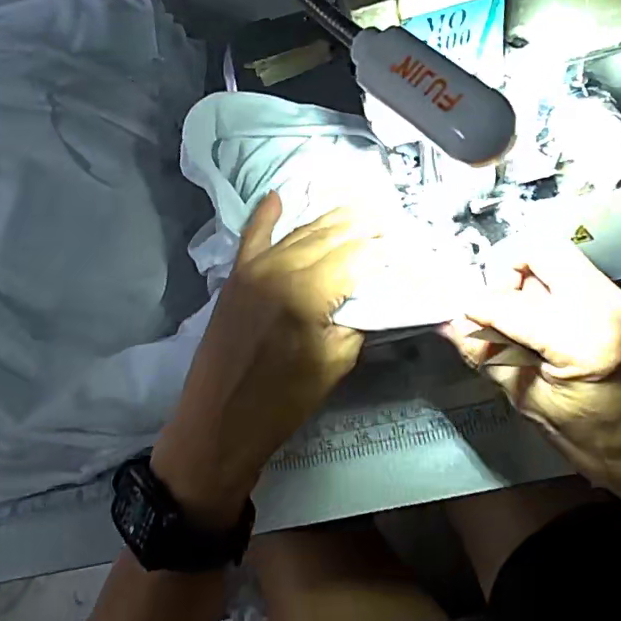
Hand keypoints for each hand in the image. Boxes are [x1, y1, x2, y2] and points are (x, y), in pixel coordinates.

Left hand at [153, 195, 376, 527]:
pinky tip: (278, 195)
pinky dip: (266, 215)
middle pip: (328, 236)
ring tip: (356, 209)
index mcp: (307, 292)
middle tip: (387, 219)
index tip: (403, 243)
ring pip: (297, 233)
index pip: (355, 256)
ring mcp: (252, 269)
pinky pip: (252, 237)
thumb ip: (354, 320)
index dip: (381, 248)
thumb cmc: (282, 403)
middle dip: (360, 226)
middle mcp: (279, 269)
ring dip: (328, 221)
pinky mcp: (234, 278)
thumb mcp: (334, 364)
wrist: (217, 425)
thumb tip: (369, 295)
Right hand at [443, 238, 620, 512]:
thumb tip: (449, 323)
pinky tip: (542, 324)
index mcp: (588, 342)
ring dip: (528, 282)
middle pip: (541, 255)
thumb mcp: (526, 399)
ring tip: (521, 321)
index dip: (479, 308)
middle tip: (496, 309)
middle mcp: (608, 307)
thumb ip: (485, 354)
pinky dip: (547, 290)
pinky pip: (571, 275)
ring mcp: (619, 299)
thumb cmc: (590, 438)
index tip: (460, 311)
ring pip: (556, 261)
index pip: (514, 306)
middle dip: (509, 276)